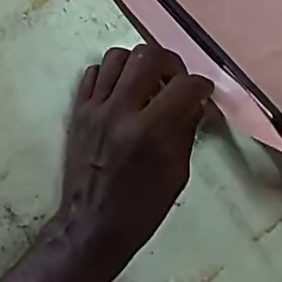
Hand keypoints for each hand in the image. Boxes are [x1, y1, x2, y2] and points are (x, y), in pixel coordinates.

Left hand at [48, 45, 213, 281]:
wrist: (92, 225)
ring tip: (146, 82)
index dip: (201, 85)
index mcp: (151, 132)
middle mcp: (121, 111)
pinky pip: (93, 72)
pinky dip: (110, 75)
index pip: (184, 86)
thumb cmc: (141, 208)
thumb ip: (186, 130)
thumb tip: (195, 100)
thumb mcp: (177, 174)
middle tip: (174, 79)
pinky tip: (120, 91)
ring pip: (117, 56)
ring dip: (138, 64)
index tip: (203, 91)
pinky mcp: (78, 109)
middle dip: (169, 62)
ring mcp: (95, 107)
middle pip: (147, 56)